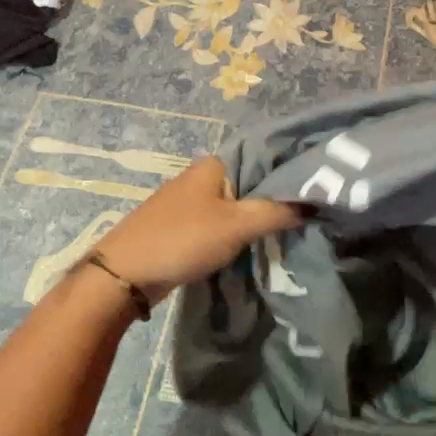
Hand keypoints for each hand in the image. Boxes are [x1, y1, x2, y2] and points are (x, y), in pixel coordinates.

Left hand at [92, 156, 300, 303]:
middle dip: (272, 202)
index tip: (313, 193)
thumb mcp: (237, 225)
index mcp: (214, 164)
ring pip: (232, 207)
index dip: (287, 175)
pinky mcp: (179, 227)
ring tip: (282, 235)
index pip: (262, 159)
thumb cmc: (182, 239)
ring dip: (252, 221)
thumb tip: (313, 203)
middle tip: (303, 219)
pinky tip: (249, 248)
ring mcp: (187, 202)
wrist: (122, 276)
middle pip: (248, 184)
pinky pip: (217, 225)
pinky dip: (233, 234)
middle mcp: (201, 176)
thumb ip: (277, 212)